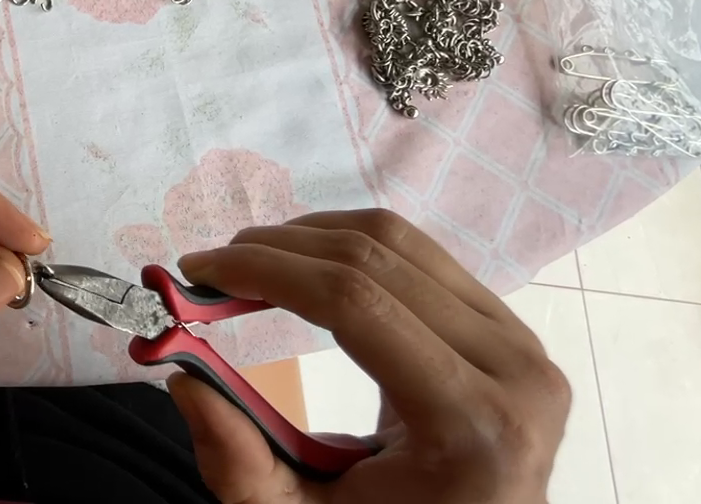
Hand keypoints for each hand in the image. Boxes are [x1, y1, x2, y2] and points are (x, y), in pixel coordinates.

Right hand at [166, 209, 569, 502]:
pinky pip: (409, 247)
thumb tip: (183, 380)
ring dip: (300, 236)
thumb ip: (239, 465)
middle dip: (268, 249)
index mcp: (474, 426)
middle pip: (367, 259)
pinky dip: (337, 239)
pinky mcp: (503, 321)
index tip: (196, 272)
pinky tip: (301, 264)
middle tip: (208, 269)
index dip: (263, 270)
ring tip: (249, 265)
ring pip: (387, 236)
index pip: (353, 302)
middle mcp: (514, 370)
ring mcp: (517, 338)